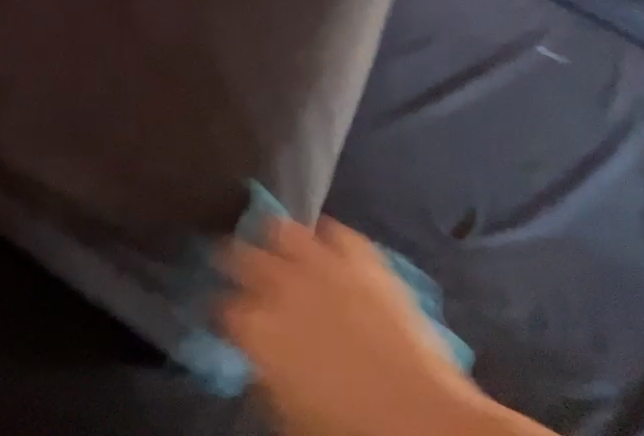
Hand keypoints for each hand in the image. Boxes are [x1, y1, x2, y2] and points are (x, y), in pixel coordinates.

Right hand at [218, 217, 479, 435]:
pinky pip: (333, 230)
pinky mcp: (360, 257)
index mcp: (252, 326)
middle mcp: (276, 283)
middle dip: (236, 262)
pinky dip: (327, 237)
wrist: (424, 420)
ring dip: (275, 238)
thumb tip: (256, 358)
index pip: (219, 304)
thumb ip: (262, 371)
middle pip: (237, 253)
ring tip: (280, 249)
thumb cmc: (348, 424)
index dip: (223, 309)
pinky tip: (327, 249)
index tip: (232, 318)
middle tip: (243, 274)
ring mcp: (318, 264)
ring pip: (279, 227)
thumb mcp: (287, 410)